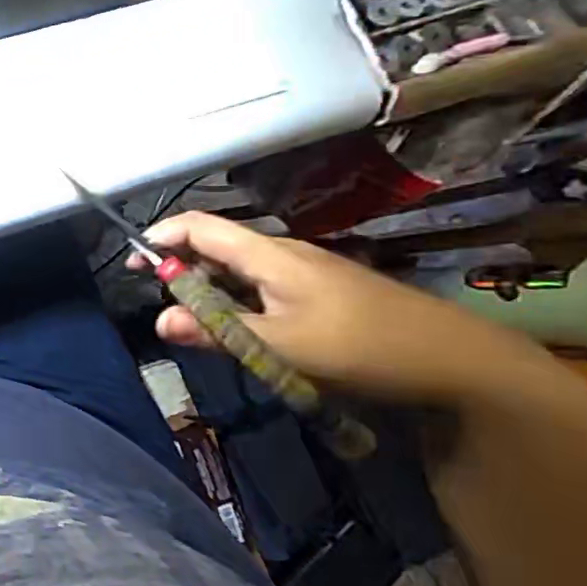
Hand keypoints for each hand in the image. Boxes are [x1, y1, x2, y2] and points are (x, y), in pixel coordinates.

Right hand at [129, 211, 563, 405]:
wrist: (452, 359)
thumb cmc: (361, 347)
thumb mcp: (281, 346)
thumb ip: (217, 332)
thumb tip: (158, 320)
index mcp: (268, 255)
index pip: (200, 226)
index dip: (162, 236)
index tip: (133, 262)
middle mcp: (282, 253)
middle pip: (216, 245)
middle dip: (179, 265)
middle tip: (157, 299)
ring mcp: (303, 271)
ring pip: (237, 268)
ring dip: (207, 287)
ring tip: (191, 320)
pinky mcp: (318, 291)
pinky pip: (260, 285)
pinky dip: (234, 299)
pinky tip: (237, 328)